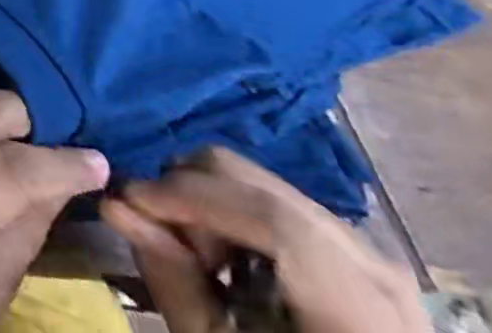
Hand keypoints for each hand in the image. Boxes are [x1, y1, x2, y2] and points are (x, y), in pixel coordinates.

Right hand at [100, 147, 428, 332]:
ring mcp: (370, 249)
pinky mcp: (356, 247)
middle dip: (193, 196)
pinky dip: (237, 216)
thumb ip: (174, 282)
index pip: (272, 218)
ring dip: (211, 205)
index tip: (129, 199)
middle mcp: (375, 262)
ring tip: (201, 261)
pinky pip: (278, 201)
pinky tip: (231, 263)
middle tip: (164, 238)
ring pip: (262, 184)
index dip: (192, 197)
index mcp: (359, 308)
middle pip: (260, 185)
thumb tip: (116, 205)